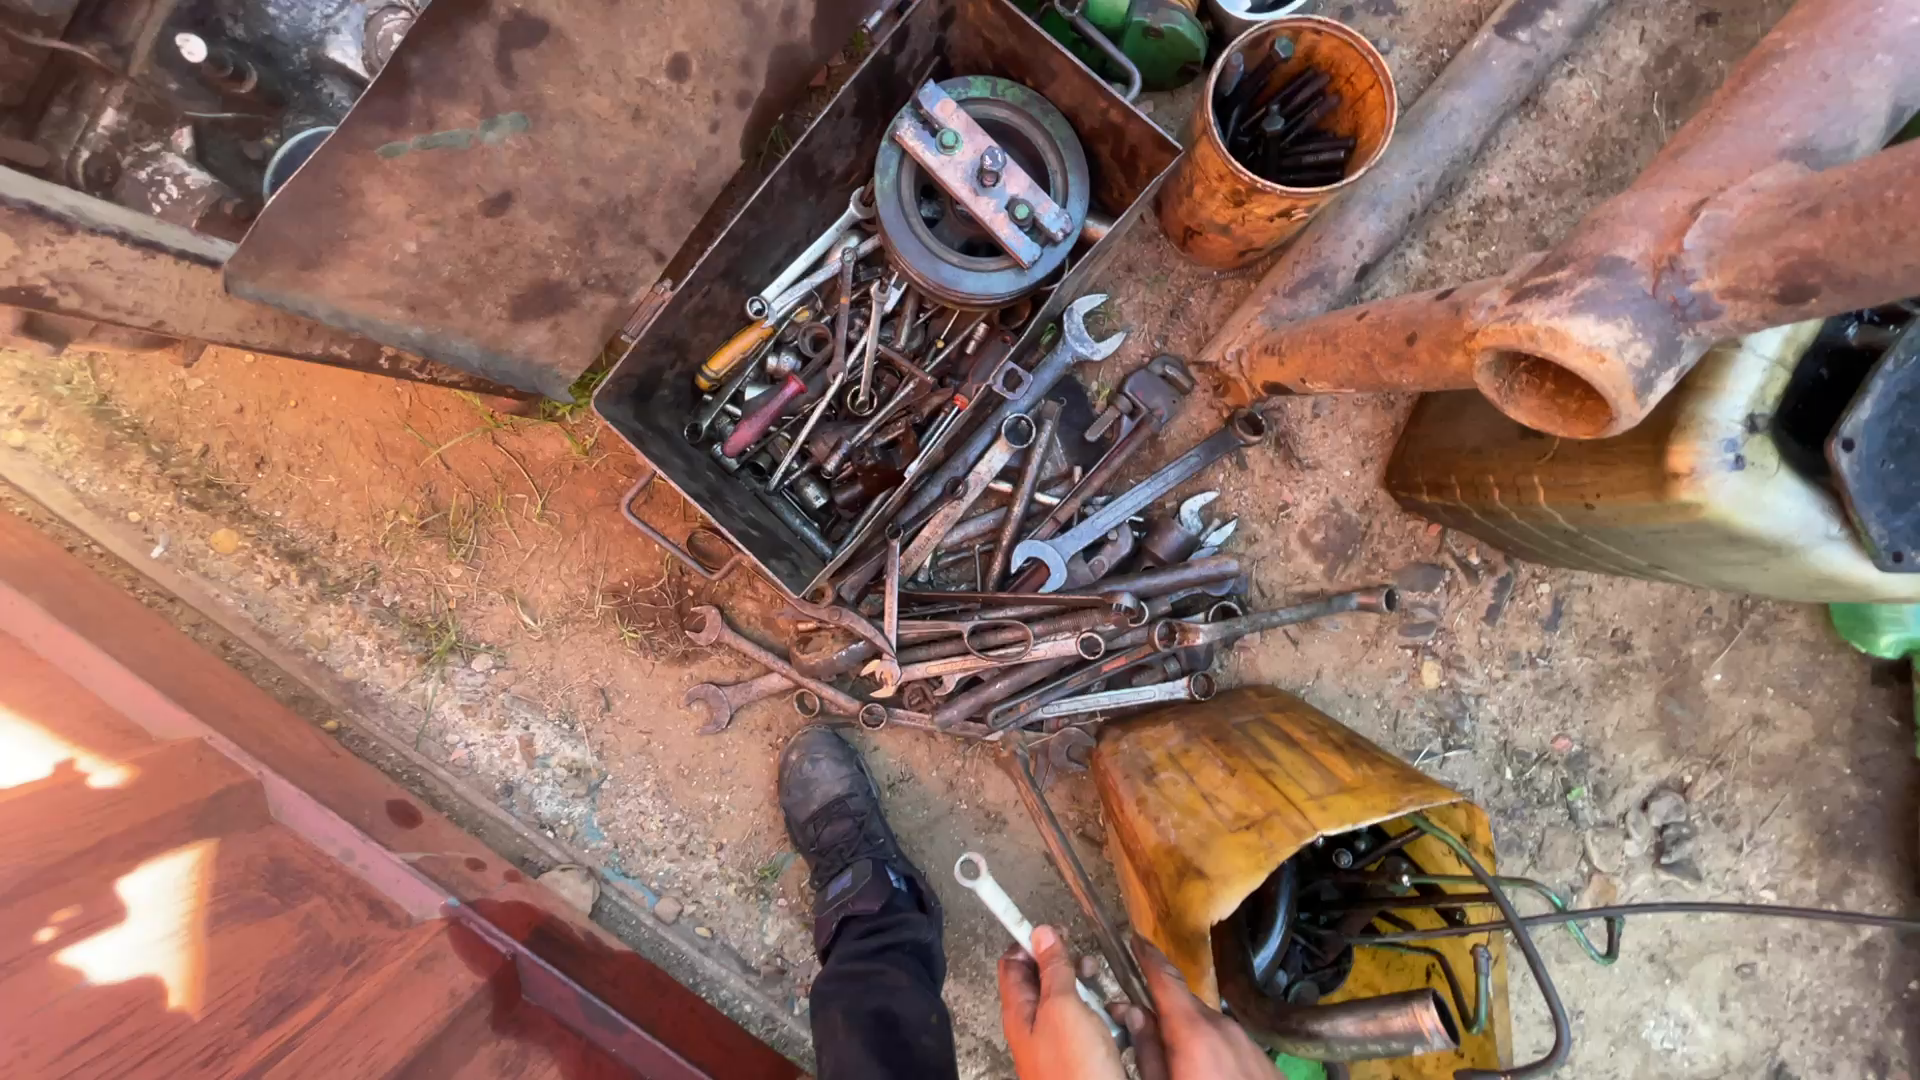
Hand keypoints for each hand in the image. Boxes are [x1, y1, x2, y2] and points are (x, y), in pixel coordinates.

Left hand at [998, 925, 1125, 1079]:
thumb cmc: (1073, 1070)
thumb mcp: (1062, 1008)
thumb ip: (1052, 969)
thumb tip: (1040, 931)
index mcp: (1021, 1010)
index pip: (1014, 961)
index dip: (1031, 941)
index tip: (1058, 931)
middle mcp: (1036, 1025)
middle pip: (1047, 980)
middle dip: (1070, 968)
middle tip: (1088, 966)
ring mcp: (1061, 1044)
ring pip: (1075, 1002)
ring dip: (1094, 995)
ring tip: (1109, 999)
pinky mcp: (1085, 1059)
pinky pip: (1095, 1027)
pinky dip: (1109, 1019)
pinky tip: (1122, 1024)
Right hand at [1118, 935, 1274, 1079]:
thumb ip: (1147, 1052)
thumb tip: (1132, 1015)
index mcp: (1193, 1032)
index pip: (1164, 976)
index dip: (1146, 954)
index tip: (1134, 938)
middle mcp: (1223, 1028)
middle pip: (1184, 1004)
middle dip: (1164, 1010)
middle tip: (1142, 1024)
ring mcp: (1250, 1046)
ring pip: (1209, 1027)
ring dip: (1191, 1036)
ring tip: (1178, 1065)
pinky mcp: (1267, 1066)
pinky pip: (1232, 1048)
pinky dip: (1215, 1054)